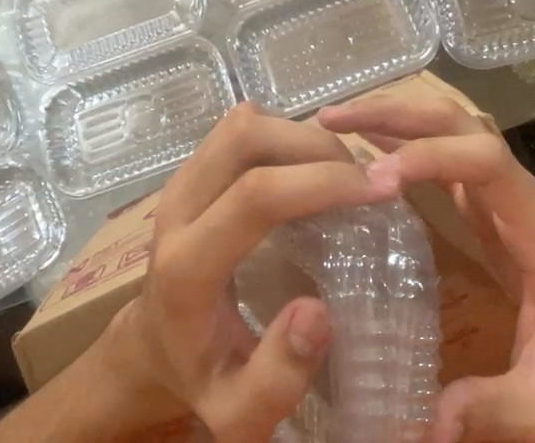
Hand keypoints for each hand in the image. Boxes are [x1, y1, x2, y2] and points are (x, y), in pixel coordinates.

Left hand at [94, 104, 403, 442]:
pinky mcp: (192, 169)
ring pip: (242, 124)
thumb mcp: (238, 410)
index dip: (321, 183)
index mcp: (187, 267)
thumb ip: (278, 376)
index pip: (254, 196)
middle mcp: (177, 208)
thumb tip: (318, 311)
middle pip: (245, 139)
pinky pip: (239, 129)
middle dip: (316, 147)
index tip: (380, 189)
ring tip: (346, 172)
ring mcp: (181, 181)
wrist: (153, 344)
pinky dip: (284, 133)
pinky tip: (313, 167)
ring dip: (301, 136)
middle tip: (367, 179)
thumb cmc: (202, 376)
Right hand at [319, 92, 534, 442]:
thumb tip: (424, 423)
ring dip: (392, 114)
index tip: (379, 178)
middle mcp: (516, 194)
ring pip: (448, 126)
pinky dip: (397, 138)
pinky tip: (358, 144)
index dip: (435, 157)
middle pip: (461, 124)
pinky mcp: (479, 202)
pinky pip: (438, 153)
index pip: (490, 163)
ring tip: (332, 121)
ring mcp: (497, 193)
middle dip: (397, 112)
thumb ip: (496, 409)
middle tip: (333, 120)